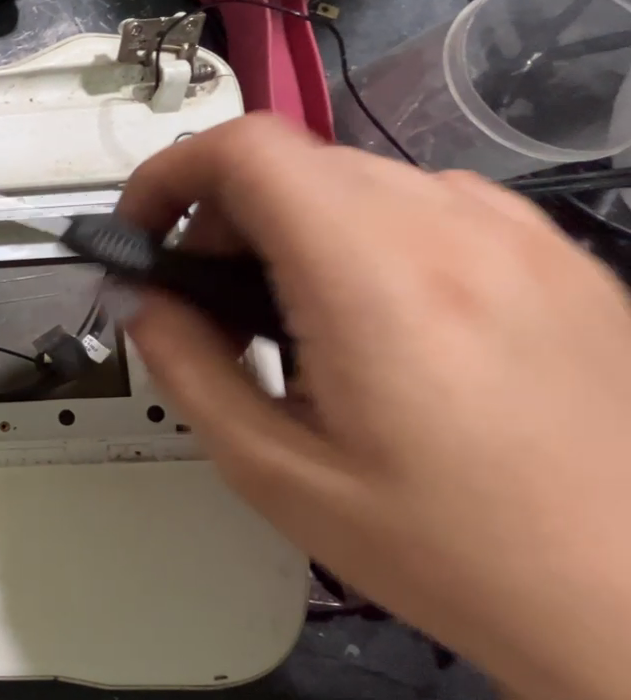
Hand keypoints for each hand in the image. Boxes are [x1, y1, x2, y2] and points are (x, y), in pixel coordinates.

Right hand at [118, 115, 630, 699]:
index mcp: (378, 280)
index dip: (167, 175)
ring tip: (283, 318)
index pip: (246, 151)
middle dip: (218, 216)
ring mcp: (525, 243)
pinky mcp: (562, 264)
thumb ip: (183, 362)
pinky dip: (359, 236)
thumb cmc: (447, 547)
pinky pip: (427, 207)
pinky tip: (364, 319)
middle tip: (203, 300)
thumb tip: (136, 296)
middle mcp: (461, 236)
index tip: (142, 233)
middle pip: (293, 162)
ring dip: (287, 226)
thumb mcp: (269, 465)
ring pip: (356, 179)